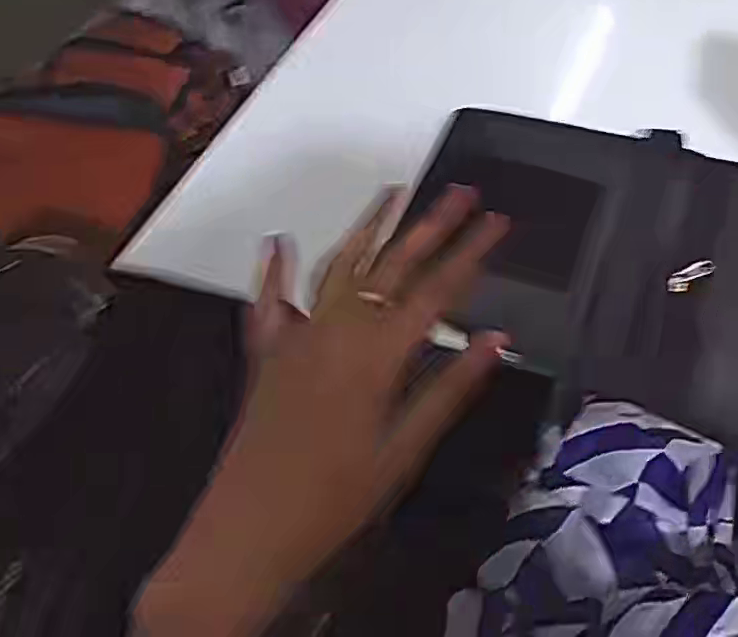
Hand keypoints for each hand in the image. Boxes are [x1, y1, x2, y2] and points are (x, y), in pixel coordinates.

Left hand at [136, 186, 509, 636]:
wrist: (238, 545)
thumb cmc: (334, 500)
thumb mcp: (406, 450)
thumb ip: (451, 388)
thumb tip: (499, 339)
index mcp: (378, 355)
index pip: (438, 288)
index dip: (473, 250)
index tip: (499, 220)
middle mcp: (338, 333)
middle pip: (393, 265)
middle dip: (432, 223)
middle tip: (462, 191)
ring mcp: (298, 339)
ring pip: (338, 268)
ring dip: (369, 227)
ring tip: (394, 193)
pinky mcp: (267, 356)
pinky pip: (269, 304)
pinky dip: (274, 272)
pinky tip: (277, 242)